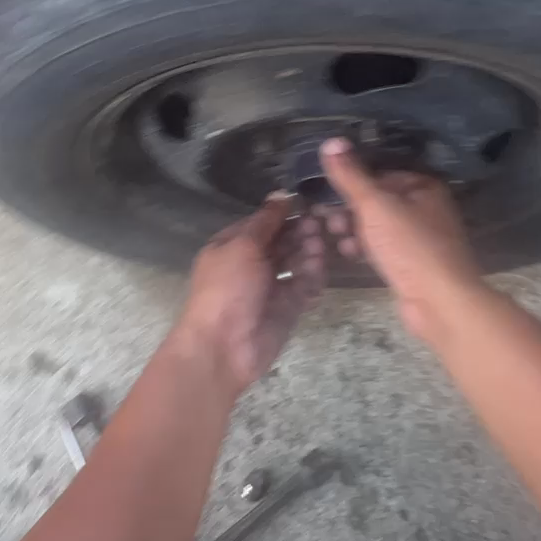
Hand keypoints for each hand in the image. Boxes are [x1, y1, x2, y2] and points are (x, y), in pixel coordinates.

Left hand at [173, 197, 325, 394]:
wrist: (223, 347)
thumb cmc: (227, 287)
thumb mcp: (243, 245)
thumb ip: (266, 220)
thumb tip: (281, 194)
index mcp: (234, 244)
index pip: (264, 222)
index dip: (285, 214)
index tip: (309, 203)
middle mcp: (253, 263)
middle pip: (284, 240)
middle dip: (301, 232)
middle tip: (317, 226)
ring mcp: (271, 286)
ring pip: (297, 262)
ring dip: (309, 253)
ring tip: (316, 250)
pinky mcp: (288, 307)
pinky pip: (305, 286)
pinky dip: (313, 278)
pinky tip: (317, 273)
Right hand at [312, 138, 483, 337]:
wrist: (441, 302)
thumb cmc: (410, 246)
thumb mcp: (375, 206)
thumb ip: (351, 176)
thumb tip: (331, 141)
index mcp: (423, 186)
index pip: (380, 174)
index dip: (352, 183)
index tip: (326, 195)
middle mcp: (426, 207)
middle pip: (379, 200)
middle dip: (350, 210)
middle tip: (328, 221)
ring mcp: (422, 237)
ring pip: (380, 226)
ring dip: (356, 231)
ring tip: (338, 240)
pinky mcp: (415, 263)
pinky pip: (385, 247)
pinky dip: (368, 248)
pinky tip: (352, 255)